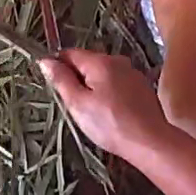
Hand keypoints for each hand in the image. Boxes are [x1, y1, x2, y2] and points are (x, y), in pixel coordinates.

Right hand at [39, 49, 177, 159]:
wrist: (149, 141)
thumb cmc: (110, 124)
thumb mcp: (78, 104)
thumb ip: (61, 80)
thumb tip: (45, 60)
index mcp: (101, 62)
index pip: (70, 53)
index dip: (58, 66)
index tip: (54, 87)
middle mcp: (118, 61)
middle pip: (87, 62)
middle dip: (77, 79)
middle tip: (74, 105)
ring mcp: (132, 73)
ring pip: (103, 74)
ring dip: (93, 87)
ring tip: (92, 112)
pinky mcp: (141, 87)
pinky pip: (117, 83)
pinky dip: (109, 93)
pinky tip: (110, 113)